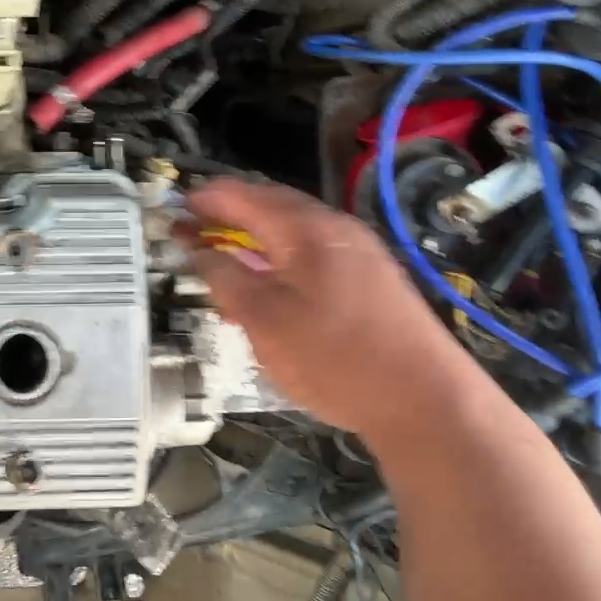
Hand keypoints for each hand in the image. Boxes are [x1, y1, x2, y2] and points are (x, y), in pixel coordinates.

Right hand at [180, 178, 488, 437]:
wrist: (430, 405)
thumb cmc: (335, 359)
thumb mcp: (263, 321)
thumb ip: (224, 278)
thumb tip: (199, 251)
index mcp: (304, 228)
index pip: (240, 195)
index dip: (201, 199)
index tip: (171, 211)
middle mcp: (334, 227)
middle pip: (269, 204)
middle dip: (225, 214)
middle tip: (190, 233)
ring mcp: (359, 251)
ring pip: (292, 228)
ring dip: (252, 235)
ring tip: (222, 258)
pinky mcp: (372, 278)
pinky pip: (313, 250)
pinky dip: (279, 255)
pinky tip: (268, 284)